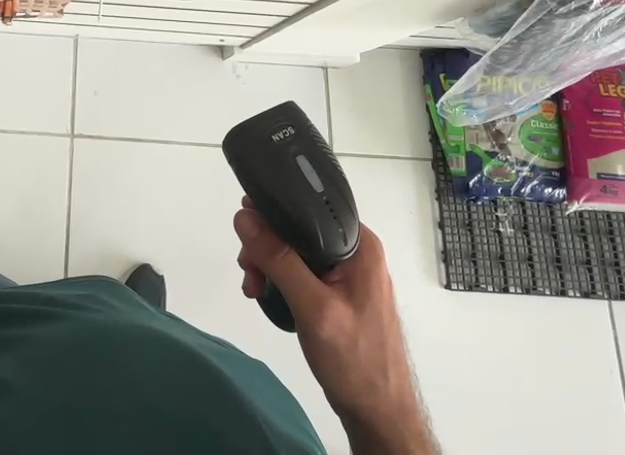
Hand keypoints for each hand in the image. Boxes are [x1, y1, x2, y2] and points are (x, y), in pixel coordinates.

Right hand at [234, 202, 436, 454]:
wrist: (379, 416)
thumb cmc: (355, 361)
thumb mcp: (312, 307)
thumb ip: (279, 260)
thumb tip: (245, 218)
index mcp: (360, 245)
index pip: (309, 208)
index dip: (273, 212)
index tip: (246, 228)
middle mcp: (355, 253)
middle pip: (298, 230)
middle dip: (266, 246)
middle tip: (248, 269)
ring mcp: (347, 274)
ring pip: (296, 252)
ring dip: (269, 266)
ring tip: (254, 288)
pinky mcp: (338, 293)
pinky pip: (302, 273)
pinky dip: (281, 281)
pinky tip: (267, 296)